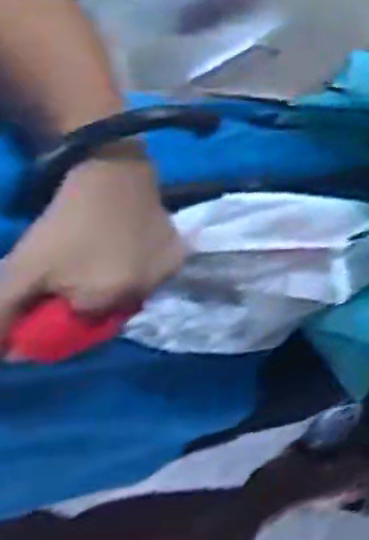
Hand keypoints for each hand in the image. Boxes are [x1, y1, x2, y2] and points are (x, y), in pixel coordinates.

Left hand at [0, 153, 181, 352]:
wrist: (115, 184)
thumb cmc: (63, 230)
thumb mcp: (17, 275)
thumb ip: (2, 318)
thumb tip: (2, 355)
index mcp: (113, 298)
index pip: (76, 333)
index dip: (48, 327)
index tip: (31, 309)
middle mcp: (150, 288)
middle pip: (107, 314)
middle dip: (80, 308)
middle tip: (56, 286)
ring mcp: (170, 269)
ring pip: (131, 294)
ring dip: (107, 291)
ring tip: (86, 268)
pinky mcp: (180, 252)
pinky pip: (150, 275)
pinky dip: (131, 273)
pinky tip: (114, 256)